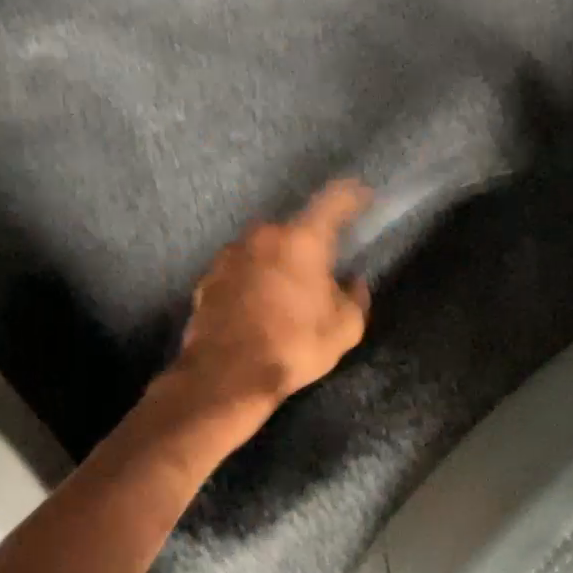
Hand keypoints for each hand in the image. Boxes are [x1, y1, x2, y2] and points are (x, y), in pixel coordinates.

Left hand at [160, 181, 373, 423]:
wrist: (224, 378)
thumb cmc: (294, 344)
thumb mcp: (345, 328)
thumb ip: (355, 297)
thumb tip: (353, 283)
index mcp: (303, 239)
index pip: (334, 200)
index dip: (352, 195)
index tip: (364, 196)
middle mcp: (265, 236)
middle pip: (295, 227)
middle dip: (310, 242)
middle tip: (322, 265)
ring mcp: (231, 255)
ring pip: (265, 248)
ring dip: (279, 261)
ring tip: (288, 290)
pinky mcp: (208, 279)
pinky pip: (242, 270)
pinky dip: (255, 280)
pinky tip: (261, 305)